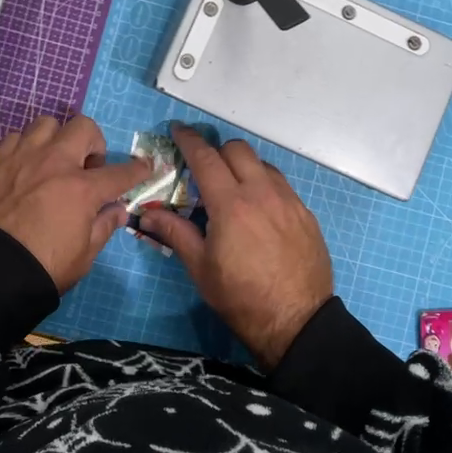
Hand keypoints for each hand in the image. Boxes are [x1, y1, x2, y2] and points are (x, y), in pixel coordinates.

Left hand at [0, 114, 147, 292]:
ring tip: (54, 161)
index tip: (145, 167)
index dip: (136, 170)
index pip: (119, 173)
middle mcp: (54, 162)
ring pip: (47, 123)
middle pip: (83, 127)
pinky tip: (27, 166)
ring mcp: (24, 157)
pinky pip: (16, 137)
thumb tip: (117, 209)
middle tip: (88, 168)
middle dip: (93, 143)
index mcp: (81, 188)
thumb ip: (103, 226)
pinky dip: (26, 146)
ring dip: (57, 138)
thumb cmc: (44, 267)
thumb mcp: (84, 255)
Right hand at [142, 125, 332, 369]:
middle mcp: (261, 193)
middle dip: (217, 151)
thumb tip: (145, 215)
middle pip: (237, 149)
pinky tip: (259, 210)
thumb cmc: (241, 298)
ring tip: (233, 189)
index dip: (188, 140)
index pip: (205, 158)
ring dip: (243, 166)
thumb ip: (174, 233)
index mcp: (230, 204)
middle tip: (204, 168)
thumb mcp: (200, 268)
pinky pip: (282, 185)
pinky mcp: (305, 214)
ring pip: (262, 164)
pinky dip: (265, 185)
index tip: (178, 130)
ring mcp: (288, 201)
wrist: (297, 322)